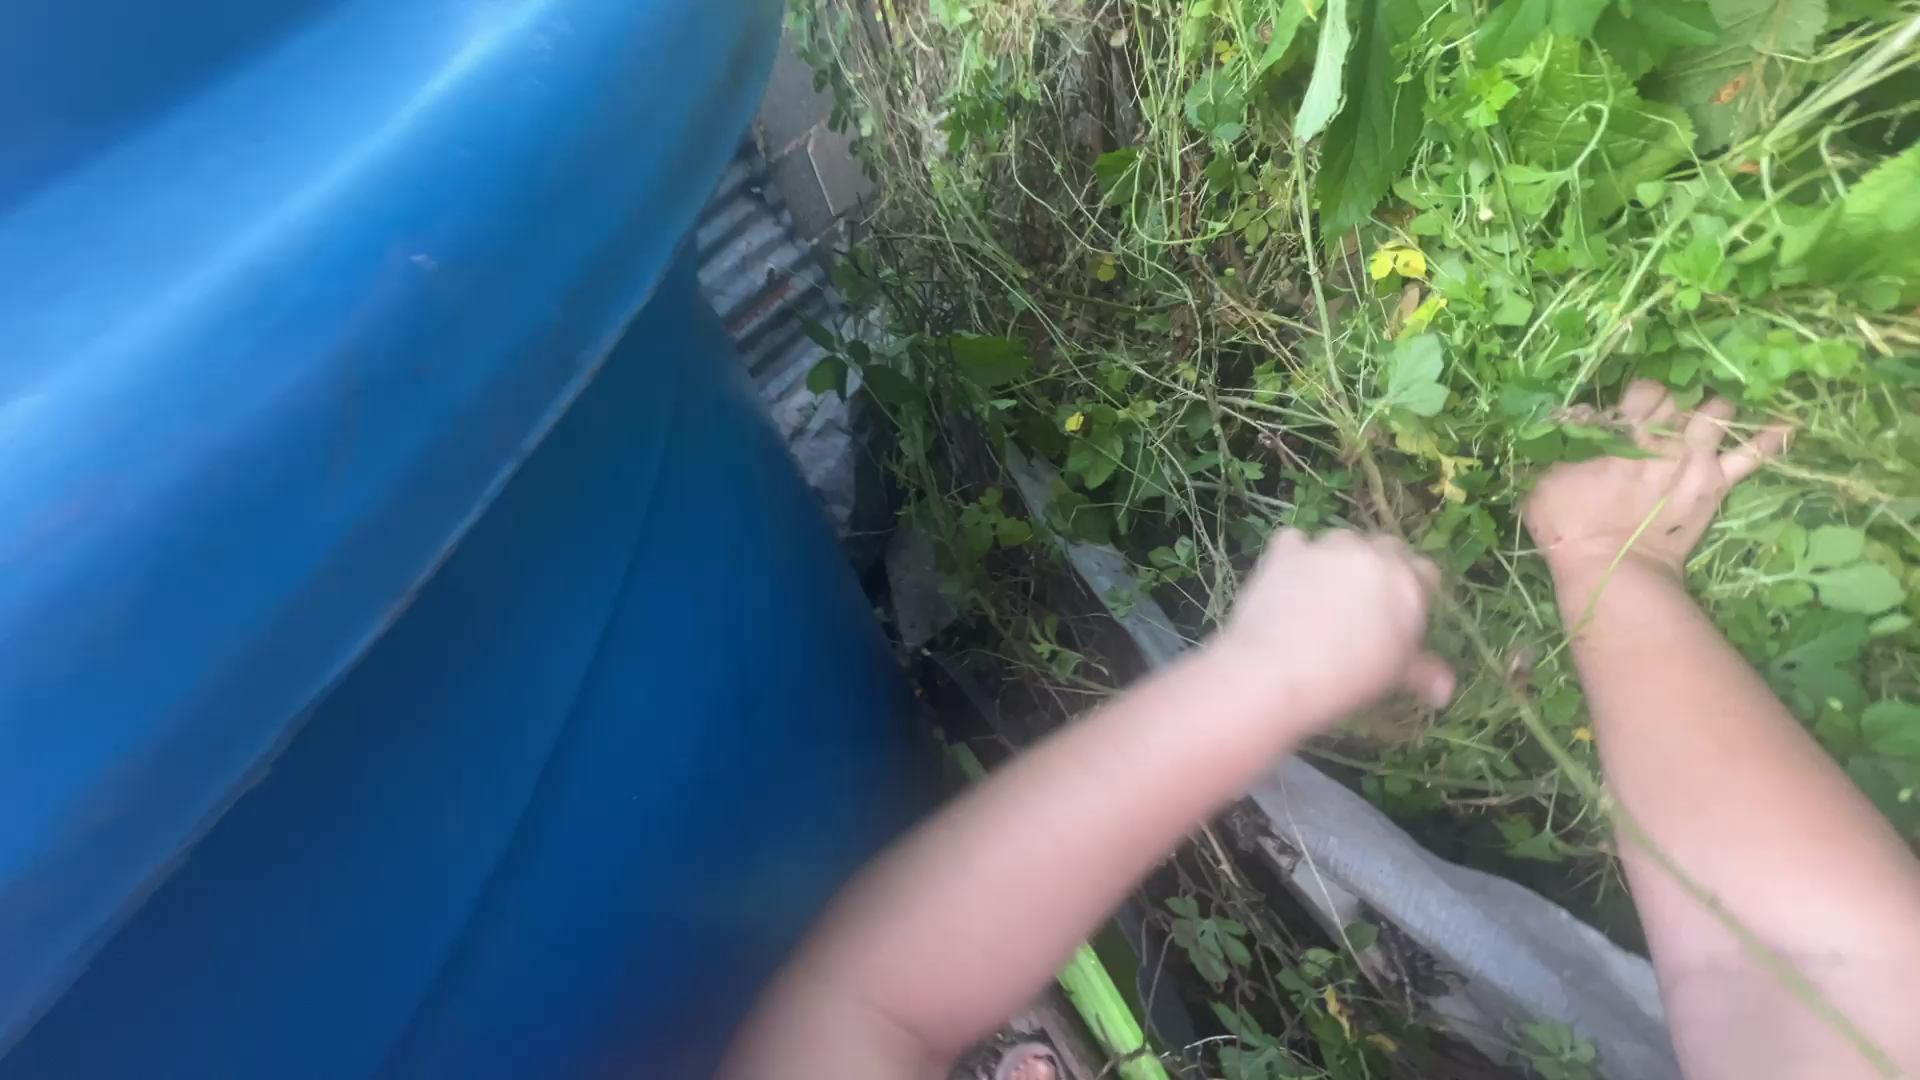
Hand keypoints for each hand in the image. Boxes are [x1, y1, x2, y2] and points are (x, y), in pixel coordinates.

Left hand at [1215, 529, 1451, 721]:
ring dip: (1337, 557)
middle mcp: (1369, 555)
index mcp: (1408, 582)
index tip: (1401, 606)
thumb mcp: (1395, 676)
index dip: (1413, 586)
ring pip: (1340, 540)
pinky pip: (1293, 540)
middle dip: (1378, 566)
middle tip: (1362, 597)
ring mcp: (1325, 549)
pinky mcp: (1285, 551)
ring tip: (1324, 587)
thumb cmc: (1350, 677)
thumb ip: (1423, 671)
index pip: (1424, 570)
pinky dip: (1294, 552)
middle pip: (1383, 548)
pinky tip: (1289, 575)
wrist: (1281, 668)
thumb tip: (1443, 690)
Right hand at [1523, 380, 1788, 591]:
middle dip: (1676, 398)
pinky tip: (1783, 424)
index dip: (1640, 392)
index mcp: (1619, 433)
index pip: (1643, 390)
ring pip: (1720, 412)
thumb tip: (1554, 437)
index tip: (1631, 404)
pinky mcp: (1718, 482)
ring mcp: (1695, 457)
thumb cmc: (1566, 526)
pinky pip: (1757, 453)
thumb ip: (1553, 455)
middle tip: (1666, 409)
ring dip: (1715, 410)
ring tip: (1709, 415)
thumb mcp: (1541, 483)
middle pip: (1682, 397)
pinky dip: (1772, 437)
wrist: (1610, 565)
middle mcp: (1662, 437)